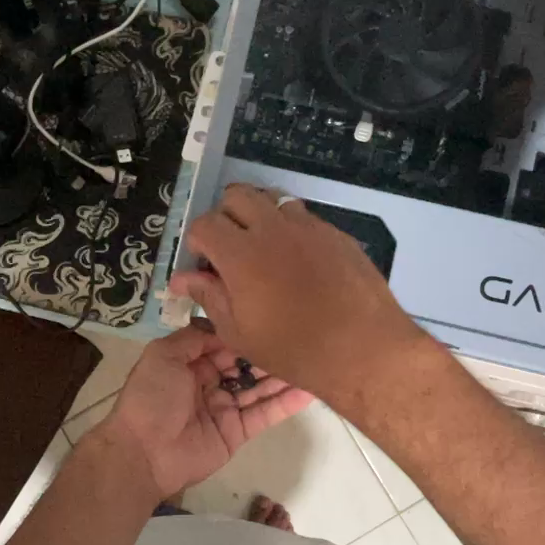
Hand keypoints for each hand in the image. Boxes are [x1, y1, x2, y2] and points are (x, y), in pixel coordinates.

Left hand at [88, 324, 311, 499]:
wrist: (144, 452)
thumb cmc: (151, 398)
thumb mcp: (162, 355)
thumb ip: (192, 337)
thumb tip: (222, 327)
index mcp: (187, 363)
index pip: (221, 343)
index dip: (241, 334)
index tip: (266, 320)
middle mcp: (207, 383)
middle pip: (243, 364)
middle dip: (265, 352)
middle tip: (294, 339)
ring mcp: (224, 408)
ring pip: (258, 388)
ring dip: (281, 375)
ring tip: (310, 359)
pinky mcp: (237, 432)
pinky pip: (264, 415)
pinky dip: (285, 403)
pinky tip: (309, 389)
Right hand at [166, 183, 429, 404]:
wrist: (363, 348)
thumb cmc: (293, 349)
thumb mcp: (239, 333)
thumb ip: (208, 296)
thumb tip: (181, 278)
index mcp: (241, 254)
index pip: (204, 223)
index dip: (197, 242)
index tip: (205, 265)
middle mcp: (273, 228)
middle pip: (237, 195)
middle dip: (226, 217)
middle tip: (230, 251)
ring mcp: (308, 227)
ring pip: (272, 200)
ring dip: (260, 217)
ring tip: (264, 252)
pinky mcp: (336, 233)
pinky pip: (304, 218)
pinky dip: (291, 231)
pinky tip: (299, 265)